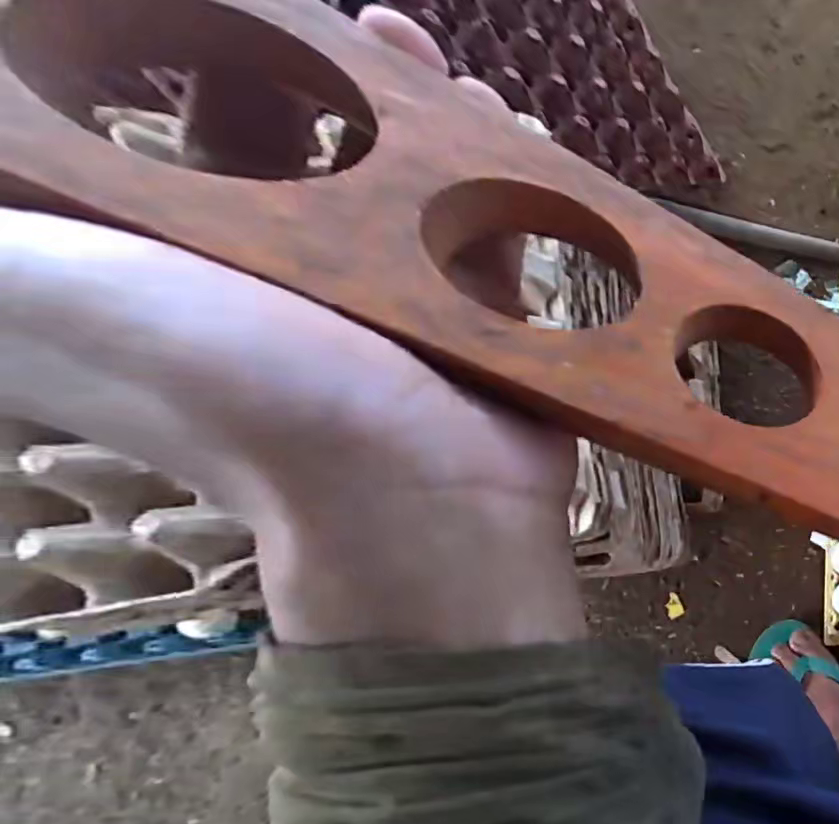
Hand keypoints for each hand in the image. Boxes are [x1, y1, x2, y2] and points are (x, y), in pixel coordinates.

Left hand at [0, 8, 583, 646]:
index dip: (176, 43)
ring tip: (435, 59)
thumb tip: (7, 107)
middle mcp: (288, 275)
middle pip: (293, 142)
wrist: (414, 494)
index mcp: (172, 254)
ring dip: (422, 118)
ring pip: (403, 183)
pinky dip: (506, 189)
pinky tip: (521, 136)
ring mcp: (400, 301)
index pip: (149, 121)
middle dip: (314, 67)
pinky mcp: (488, 324)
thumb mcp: (30, 276)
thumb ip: (9, 191)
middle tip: (360, 24)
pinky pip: (495, 238)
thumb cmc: (235, 389)